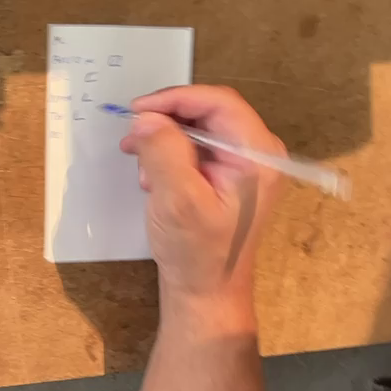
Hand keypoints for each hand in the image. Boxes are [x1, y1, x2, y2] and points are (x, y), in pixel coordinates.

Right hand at [118, 85, 284, 332]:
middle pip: (208, 113)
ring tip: (142, 169)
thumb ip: (163, 153)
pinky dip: (168, 157)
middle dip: (166, 122)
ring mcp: (241, 167)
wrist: (205, 291)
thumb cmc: (197, 252)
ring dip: (163, 142)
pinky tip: (153, 179)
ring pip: (197, 131)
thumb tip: (145, 119)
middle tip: (132, 139)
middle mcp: (256, 155)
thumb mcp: (177, 200)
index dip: (175, 99)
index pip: (219, 103)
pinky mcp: (225, 179)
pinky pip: (194, 151)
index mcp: (257, 156)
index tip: (137, 110)